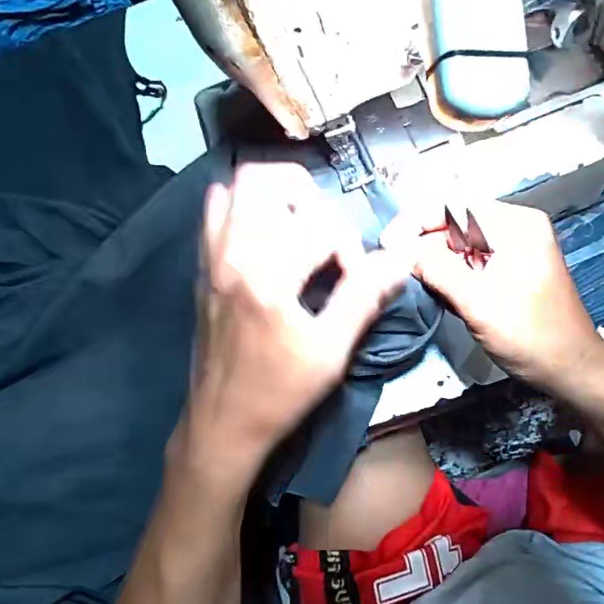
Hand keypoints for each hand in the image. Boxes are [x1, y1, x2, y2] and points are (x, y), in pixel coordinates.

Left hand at [174, 163, 412, 498]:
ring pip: (237, 187)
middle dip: (310, 196)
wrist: (222, 424)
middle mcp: (232, 255)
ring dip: (276, 194)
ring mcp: (211, 258)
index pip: (319, 226)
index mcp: (266, 277)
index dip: (349, 248)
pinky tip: (268, 236)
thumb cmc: (279, 394)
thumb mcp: (331, 352)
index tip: (353, 279)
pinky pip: (214, 211)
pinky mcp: (202, 267)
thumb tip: (401, 258)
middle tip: (328, 233)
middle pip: (267, 180)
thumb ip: (365, 297)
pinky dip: (244, 206)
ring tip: (300, 228)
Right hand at [385, 200, 603, 397]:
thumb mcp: (478, 302)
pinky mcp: (511, 272)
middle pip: (457, 226)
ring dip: (434, 260)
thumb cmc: (532, 336)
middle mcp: (517, 230)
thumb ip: (437, 270)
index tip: (388, 241)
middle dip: (423, 243)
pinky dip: (450, 273)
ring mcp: (515, 251)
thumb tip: (404, 252)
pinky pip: (472, 263)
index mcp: (516, 225)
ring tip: (405, 275)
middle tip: (391, 263)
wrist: (573, 372)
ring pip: (461, 246)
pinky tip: (432, 286)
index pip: (455, 209)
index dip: (417, 222)